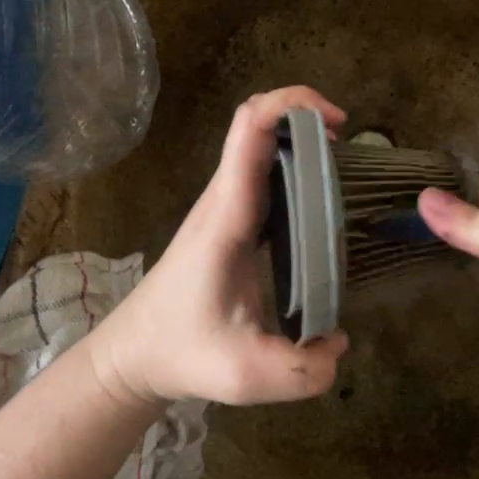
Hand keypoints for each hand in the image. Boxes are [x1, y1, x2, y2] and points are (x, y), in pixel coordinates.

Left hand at [89, 87, 350, 409]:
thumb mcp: (245, 375)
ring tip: (337, 166)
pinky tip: (317, 197)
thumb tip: (339, 341)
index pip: (251, 130)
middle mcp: (224, 197)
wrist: (134, 354)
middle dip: (302, 113)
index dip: (293, 104)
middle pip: (255, 121)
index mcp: (227, 215)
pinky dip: (290, 161)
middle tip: (344, 143)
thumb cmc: (182, 352)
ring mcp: (224, 204)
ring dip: (296, 135)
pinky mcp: (229, 217)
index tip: (335, 123)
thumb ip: (304, 369)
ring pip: (256, 140)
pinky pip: (259, 168)